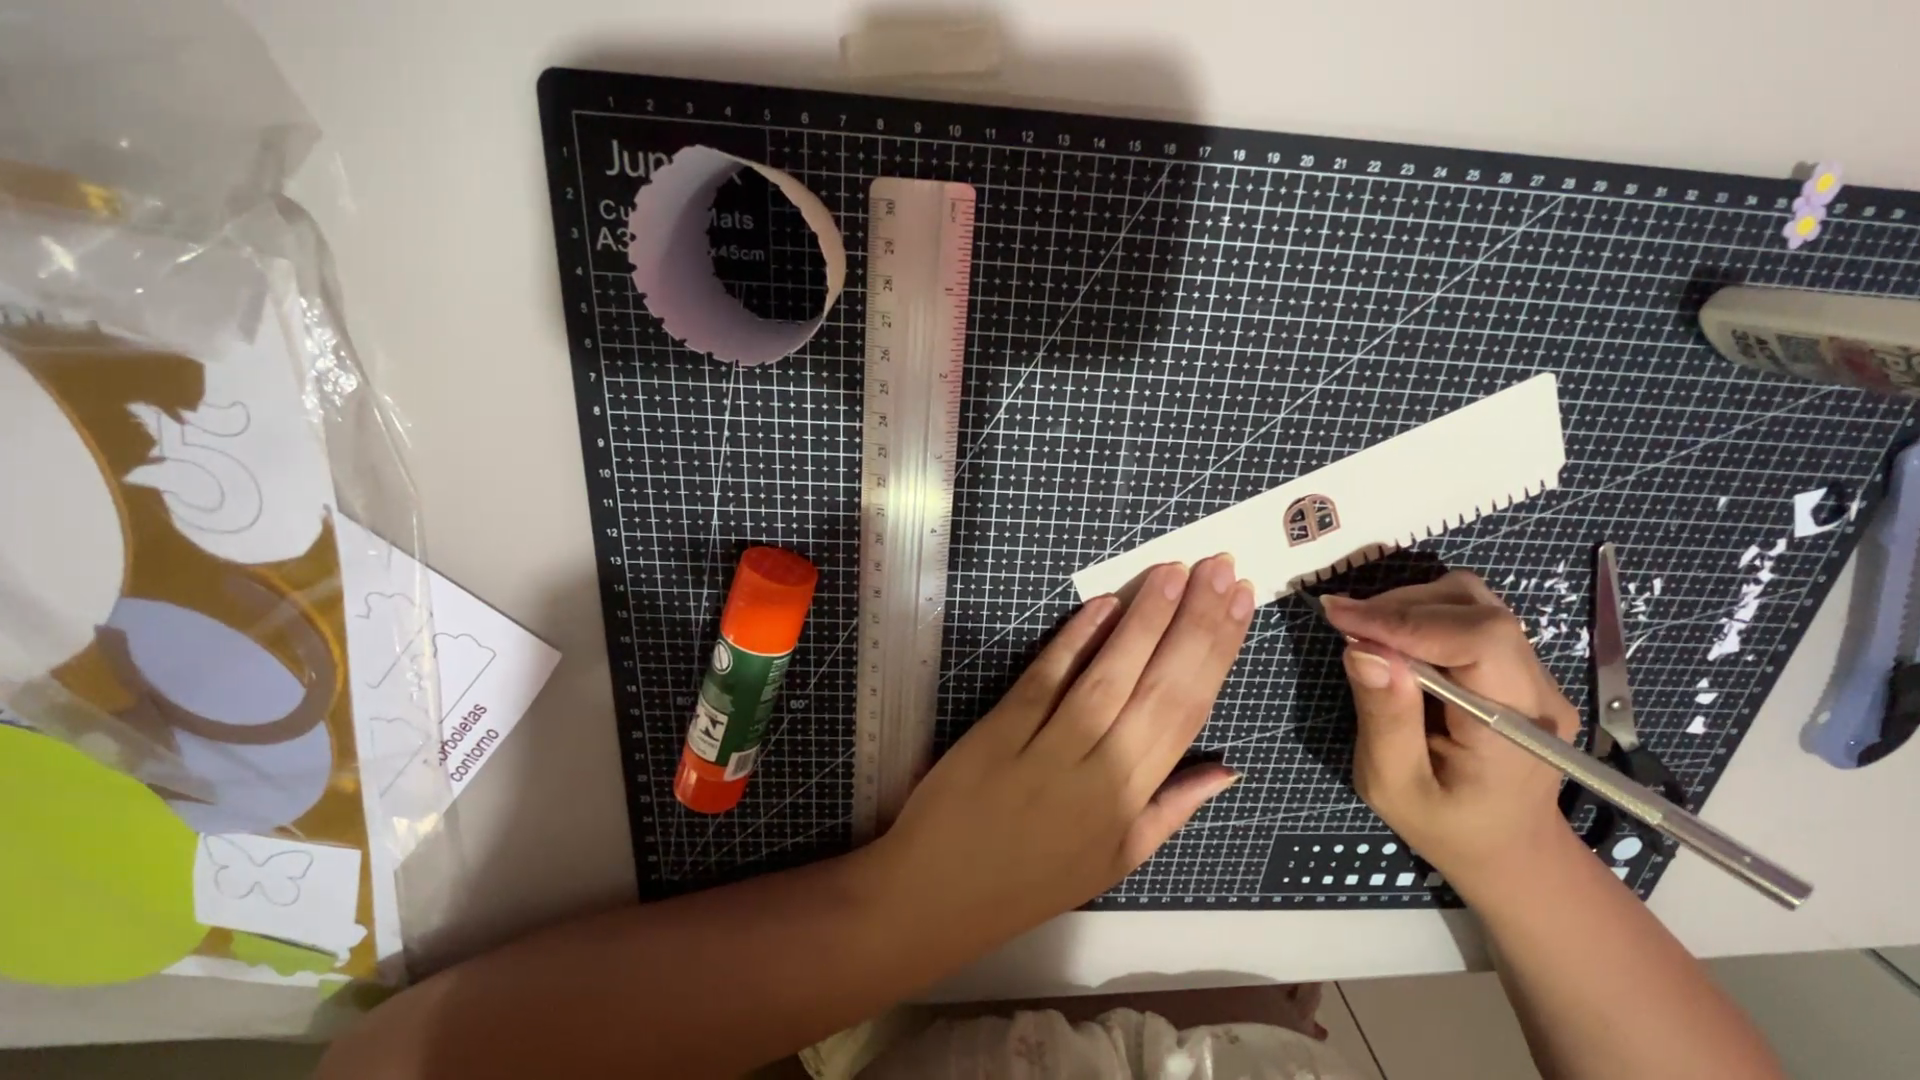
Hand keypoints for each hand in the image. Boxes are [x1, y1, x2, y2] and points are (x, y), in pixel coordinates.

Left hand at [869, 554, 1253, 947]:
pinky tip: (1102, 604)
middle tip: (1219, 568)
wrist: (940, 893)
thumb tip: (1228, 768)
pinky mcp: (999, 729)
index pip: (1187, 712)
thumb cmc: (1033, 879)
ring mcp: (1046, 748)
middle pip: (1157, 685)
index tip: (1238, 605)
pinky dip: (1074, 640)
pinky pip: (1046, 678)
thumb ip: (1172, 809)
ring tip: (1173, 572)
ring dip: (1143, 620)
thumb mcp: (1116, 861)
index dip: (1216, 654)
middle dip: (1193, 622)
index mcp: (1132, 801)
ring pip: (1108, 675)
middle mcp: (1099, 770)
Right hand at [1319, 572, 1580, 901]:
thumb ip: (1384, 717)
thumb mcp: (1395, 787)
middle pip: (1476, 609)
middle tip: (1347, 626)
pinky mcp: (1520, 668)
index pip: (1477, 639)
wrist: (1510, 851)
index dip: (1404, 619)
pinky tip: (1396, 646)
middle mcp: (1539, 689)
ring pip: (1475, 604)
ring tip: (1369, 635)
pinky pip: (1472, 619)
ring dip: (1412, 607)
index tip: (1339, 616)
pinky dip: (1424, 617)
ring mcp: (1536, 675)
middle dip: (1402, 608)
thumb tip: (1362, 649)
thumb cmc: (1447, 828)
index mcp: (1514, 726)